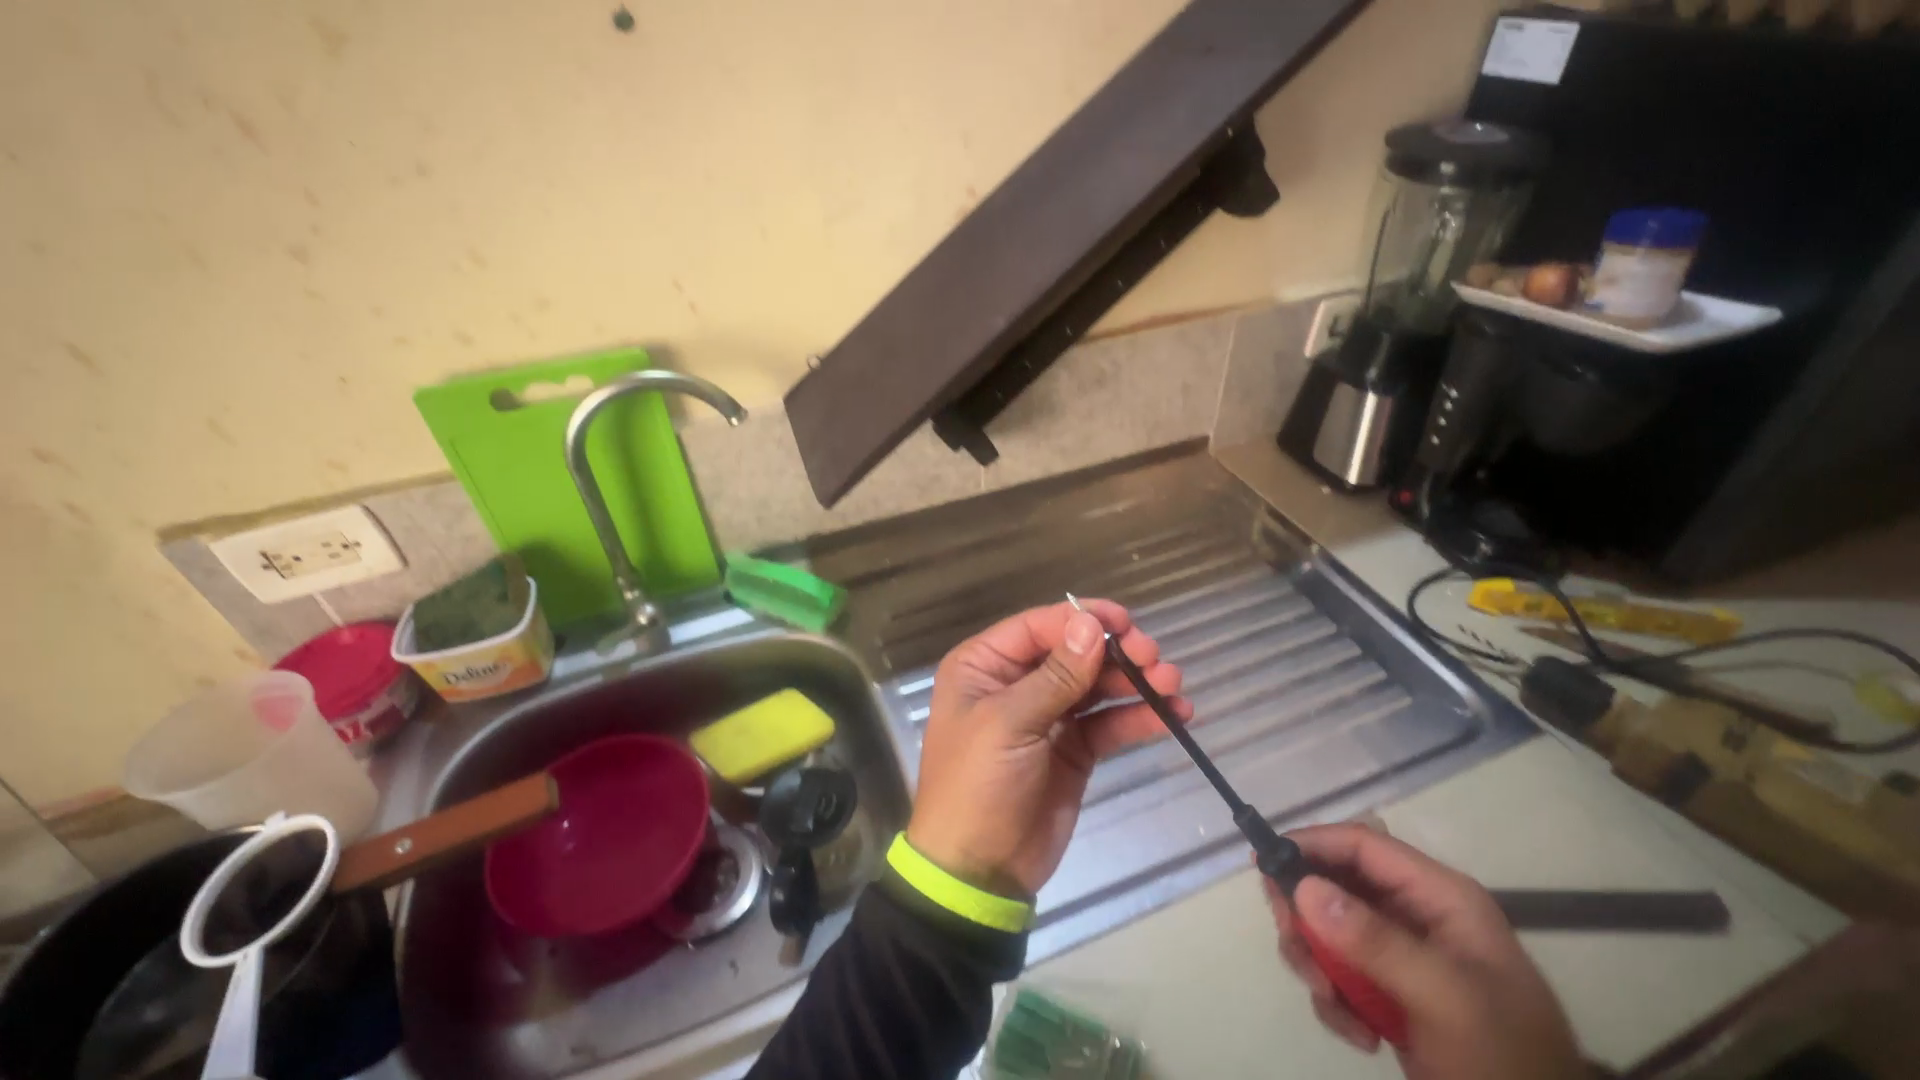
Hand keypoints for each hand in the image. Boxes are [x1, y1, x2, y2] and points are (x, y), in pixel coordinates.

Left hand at [906, 600, 1188, 897]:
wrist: (979, 871)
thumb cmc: (977, 786)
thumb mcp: (1008, 725)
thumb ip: (1054, 676)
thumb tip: (1090, 624)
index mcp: (984, 667)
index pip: (1039, 627)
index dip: (1082, 620)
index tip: (1126, 623)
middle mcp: (1015, 684)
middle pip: (1073, 653)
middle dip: (1116, 653)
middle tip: (1154, 659)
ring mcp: (1047, 718)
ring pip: (1096, 687)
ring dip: (1135, 684)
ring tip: (1172, 686)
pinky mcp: (1072, 751)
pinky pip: (1109, 724)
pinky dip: (1139, 719)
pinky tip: (1173, 717)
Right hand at [1261, 823, 1584, 1079]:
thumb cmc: (1503, 1055)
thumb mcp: (1445, 997)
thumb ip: (1376, 942)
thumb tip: (1304, 887)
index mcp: (1439, 896)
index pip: (1363, 845)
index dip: (1311, 844)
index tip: (1262, 863)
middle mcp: (1415, 913)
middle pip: (1333, 884)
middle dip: (1306, 918)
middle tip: (1295, 949)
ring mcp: (1399, 952)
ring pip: (1325, 929)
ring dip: (1316, 965)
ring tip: (1335, 1005)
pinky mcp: (1387, 988)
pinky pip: (1336, 972)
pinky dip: (1333, 1000)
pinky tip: (1360, 1034)